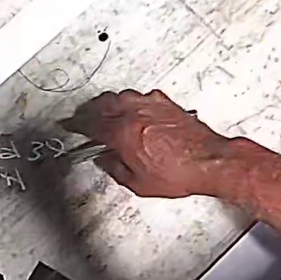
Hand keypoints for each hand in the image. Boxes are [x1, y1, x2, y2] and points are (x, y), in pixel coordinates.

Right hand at [66, 90, 235, 198]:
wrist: (209, 161)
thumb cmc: (181, 172)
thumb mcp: (138, 183)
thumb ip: (115, 169)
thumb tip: (106, 160)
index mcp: (122, 133)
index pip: (90, 124)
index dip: (76, 125)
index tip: (71, 125)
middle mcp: (135, 114)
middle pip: (102, 104)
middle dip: (90, 110)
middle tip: (85, 117)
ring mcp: (151, 106)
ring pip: (121, 96)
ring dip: (110, 103)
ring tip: (106, 111)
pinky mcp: (167, 104)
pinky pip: (141, 96)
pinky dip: (132, 101)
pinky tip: (134, 108)